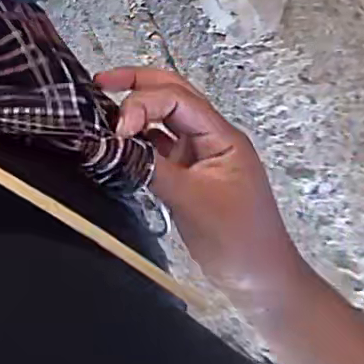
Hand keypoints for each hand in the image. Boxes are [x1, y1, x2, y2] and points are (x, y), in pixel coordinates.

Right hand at [96, 67, 308, 305]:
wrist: (262, 282)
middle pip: (172, 93)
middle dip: (137, 83)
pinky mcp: (188, 172)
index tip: (118, 129)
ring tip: (104, 108)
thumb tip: (114, 145)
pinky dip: (138, 137)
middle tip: (100, 82)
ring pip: (164, 116)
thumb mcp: (192, 202)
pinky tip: (119, 141)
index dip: (142, 104)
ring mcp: (199, 154)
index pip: (176, 100)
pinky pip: (159, 143)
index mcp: (222, 136)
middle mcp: (211, 137)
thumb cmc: (238, 242)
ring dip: (137, 108)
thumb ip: (151, 168)